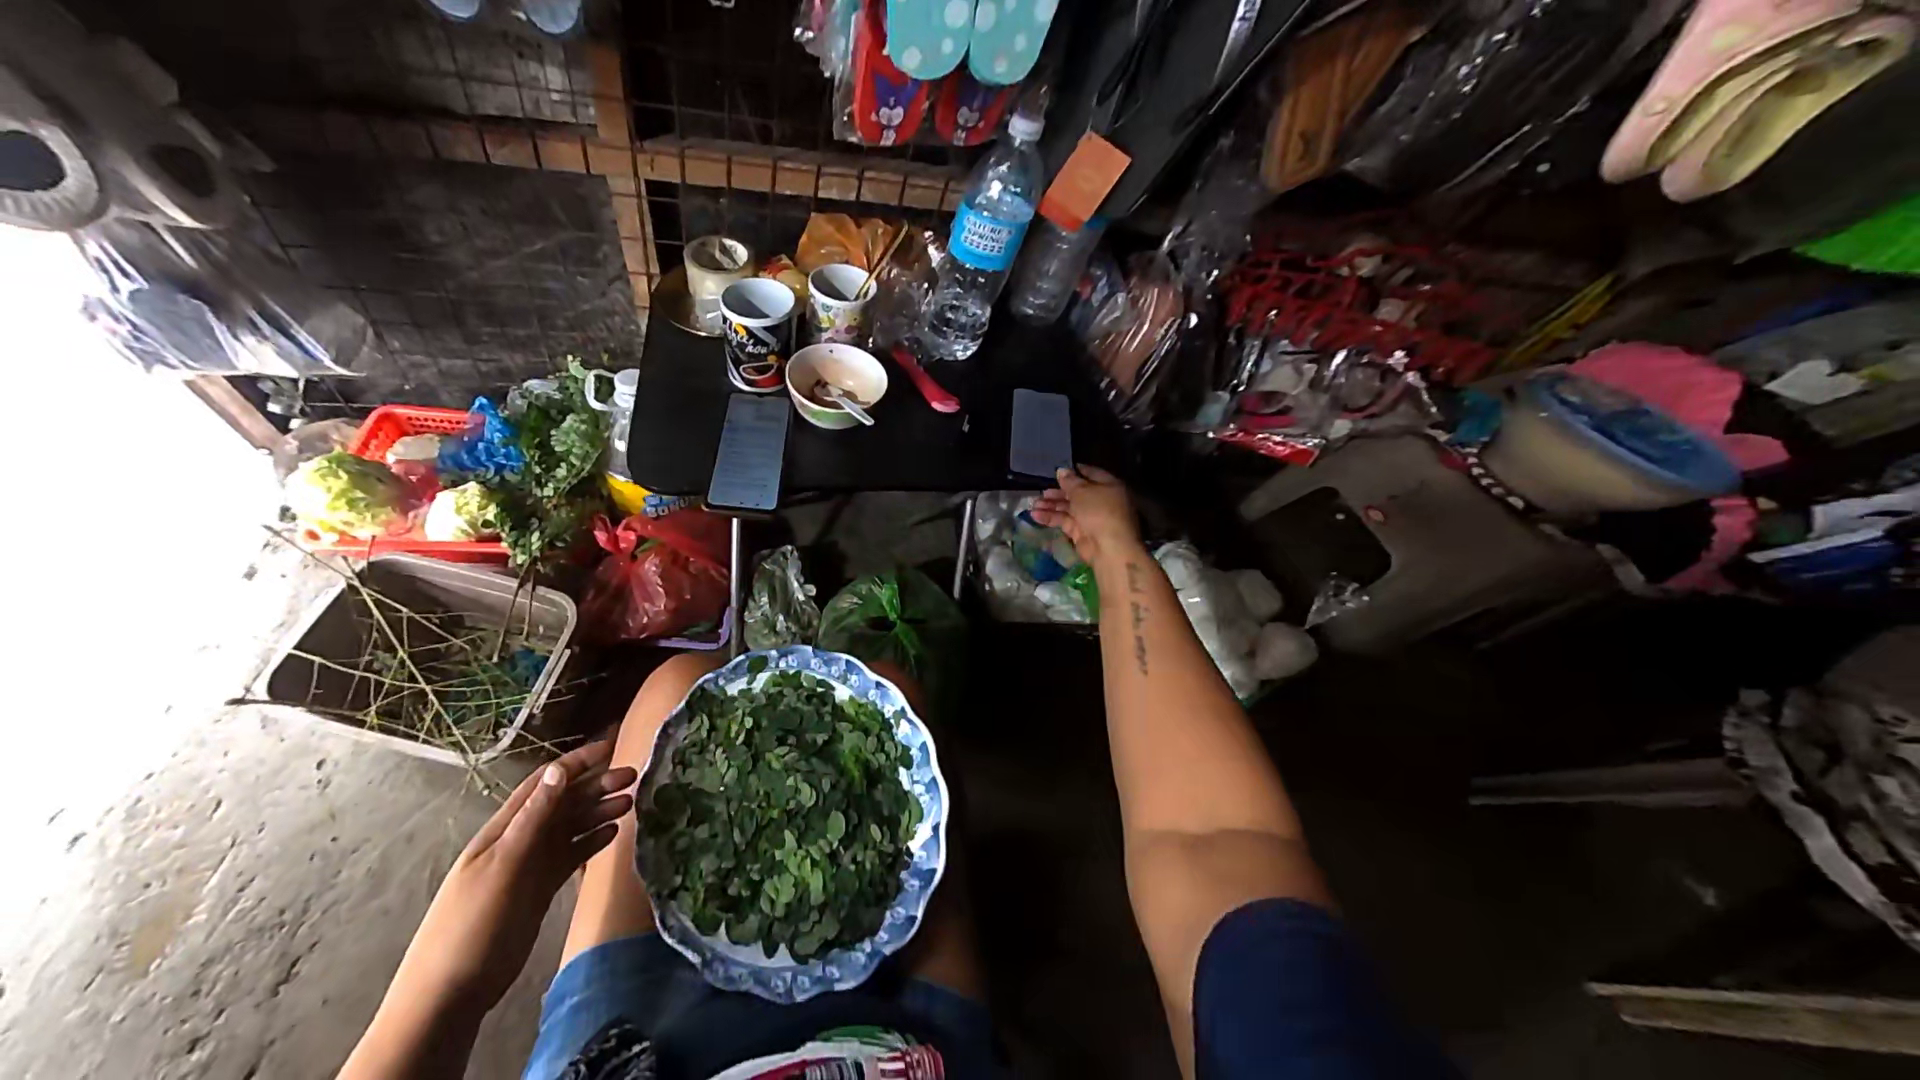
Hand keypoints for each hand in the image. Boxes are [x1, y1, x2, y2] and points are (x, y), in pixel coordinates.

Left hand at [386, 741, 636, 1015]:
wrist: (451, 992)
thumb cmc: (473, 923)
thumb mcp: (504, 866)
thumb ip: (533, 819)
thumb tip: (559, 771)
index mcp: (505, 828)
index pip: (545, 783)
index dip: (576, 762)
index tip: (611, 746)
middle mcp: (520, 839)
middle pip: (564, 802)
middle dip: (597, 785)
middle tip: (634, 777)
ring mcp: (531, 864)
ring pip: (571, 827)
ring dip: (599, 811)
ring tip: (631, 803)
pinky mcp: (541, 887)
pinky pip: (571, 854)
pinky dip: (592, 841)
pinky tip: (614, 835)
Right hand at [1029, 464, 1140, 568]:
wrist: (1108, 547)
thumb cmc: (1100, 511)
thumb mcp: (1082, 491)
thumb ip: (1070, 481)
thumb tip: (1061, 470)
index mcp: (1108, 486)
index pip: (1090, 474)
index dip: (1074, 472)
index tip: (1057, 471)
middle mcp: (1101, 500)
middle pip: (1077, 493)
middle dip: (1058, 492)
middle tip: (1042, 492)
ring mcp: (1091, 518)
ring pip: (1068, 508)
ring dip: (1051, 505)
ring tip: (1033, 504)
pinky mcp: (1081, 532)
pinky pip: (1064, 521)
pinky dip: (1051, 518)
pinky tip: (1035, 515)